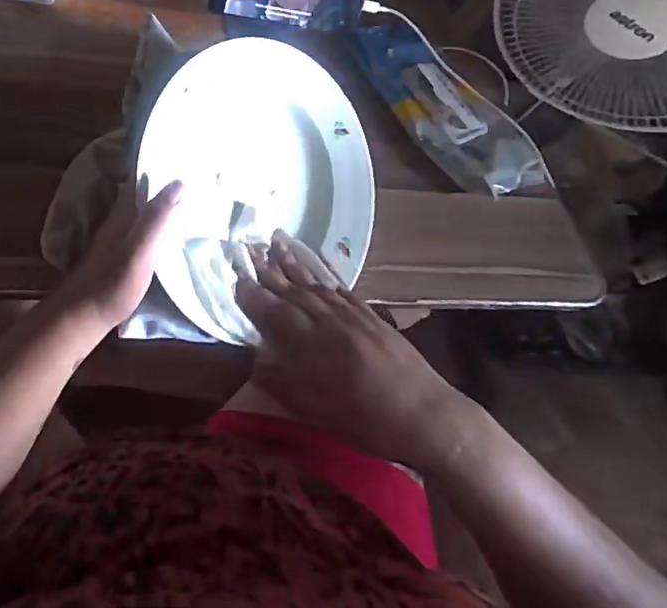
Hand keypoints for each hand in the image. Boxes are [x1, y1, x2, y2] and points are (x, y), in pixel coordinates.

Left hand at [54, 178, 183, 332]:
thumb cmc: (113, 282)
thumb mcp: (140, 248)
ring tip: (183, 206)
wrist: (82, 317)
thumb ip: (156, 217)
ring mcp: (114, 242)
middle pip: (139, 198)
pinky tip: (165, 236)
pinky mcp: (116, 259)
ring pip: (138, 216)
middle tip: (189, 183)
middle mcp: (116, 223)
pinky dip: (153, 229)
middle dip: (160, 189)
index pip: (139, 183)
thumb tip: (178, 182)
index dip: (157, 172)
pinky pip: (138, 234)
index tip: (180, 162)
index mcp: (121, 215)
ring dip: (157, 208)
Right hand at [235, 234, 478, 469]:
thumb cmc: (370, 422)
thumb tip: (256, 362)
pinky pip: (342, 289)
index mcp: (313, 345)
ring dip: (294, 264)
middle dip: (269, 269)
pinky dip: (325, 275)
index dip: (253, 294)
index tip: (235, 277)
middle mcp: (330, 322)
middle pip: (293, 290)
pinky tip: (317, 269)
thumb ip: (285, 385)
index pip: (274, 311)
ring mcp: (353, 317)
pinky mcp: (373, 318)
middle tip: (249, 248)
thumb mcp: (320, 413)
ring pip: (316, 284)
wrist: (430, 419)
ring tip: (276, 244)